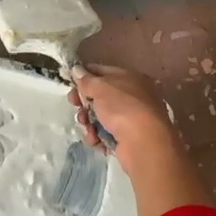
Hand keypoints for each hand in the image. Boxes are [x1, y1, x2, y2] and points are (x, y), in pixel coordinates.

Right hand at [68, 64, 183, 176]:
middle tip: (74, 105)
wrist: (145, 144)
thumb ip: (86, 80)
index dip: (84, 76)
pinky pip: (106, 134)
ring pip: (100, 116)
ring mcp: (130, 119)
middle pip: (99, 96)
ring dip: (88, 122)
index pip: (101, 71)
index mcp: (130, 78)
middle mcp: (132, 97)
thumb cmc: (123, 108)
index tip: (70, 83)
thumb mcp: (100, 88)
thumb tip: (77, 70)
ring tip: (87, 128)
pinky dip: (97, 137)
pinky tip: (95, 140)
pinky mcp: (127, 139)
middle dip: (84, 102)